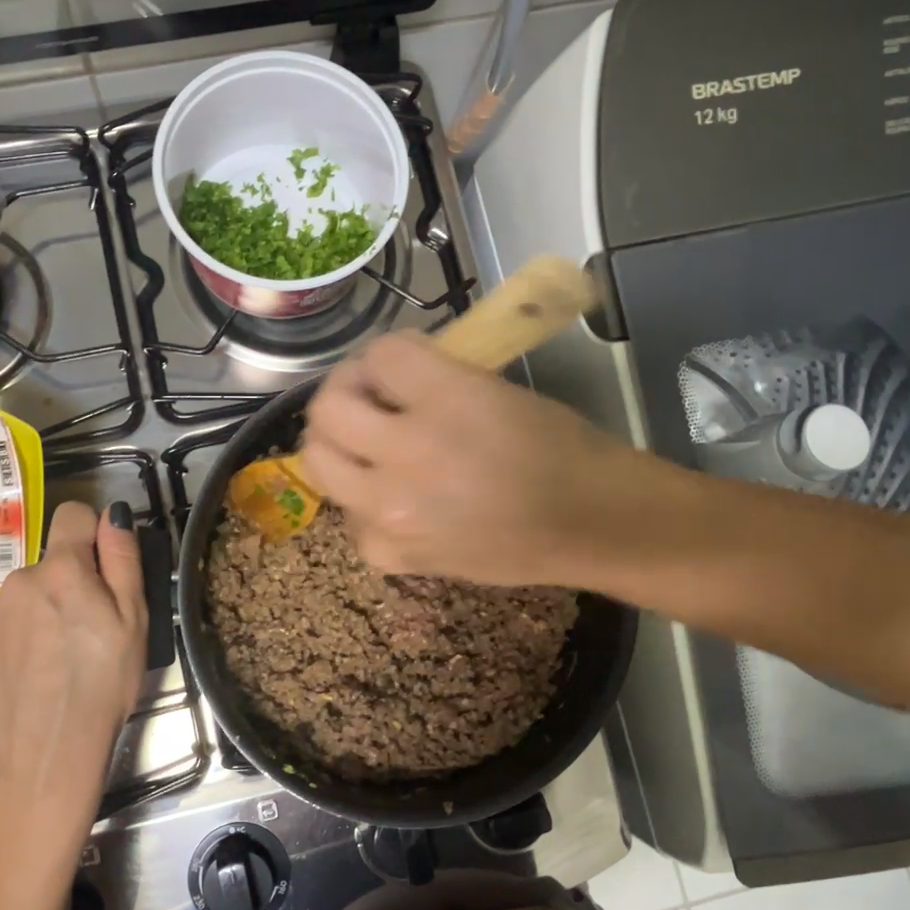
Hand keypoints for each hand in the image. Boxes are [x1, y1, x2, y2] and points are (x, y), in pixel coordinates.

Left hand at [0, 501, 145, 825]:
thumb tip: (113, 514)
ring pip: (27, 595)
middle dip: (71, 582)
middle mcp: (18, 580)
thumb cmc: (103, 685)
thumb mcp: (134, 620)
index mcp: (61, 569)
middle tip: (91, 630)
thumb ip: (123, 559)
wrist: (46, 755)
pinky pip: (4, 625)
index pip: (73, 514)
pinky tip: (35, 675)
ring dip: (44, 611)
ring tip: (62, 659)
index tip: (105, 569)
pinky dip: (20, 639)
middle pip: (51, 563)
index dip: (94, 534)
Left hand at [300, 332, 673, 587]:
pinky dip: (364, 501)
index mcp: (447, 402)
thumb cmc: (557, 448)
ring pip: (320, 462)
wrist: (590, 526)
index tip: (400, 365)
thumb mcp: (497, 389)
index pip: (379, 356)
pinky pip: (350, 515)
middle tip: (371, 397)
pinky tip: (397, 497)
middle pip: (327, 410)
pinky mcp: (390, 554)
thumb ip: (434, 377)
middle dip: (345, 392)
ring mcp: (391, 514)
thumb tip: (389, 371)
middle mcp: (408, 458)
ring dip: (342, 444)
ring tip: (375, 446)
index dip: (386, 354)